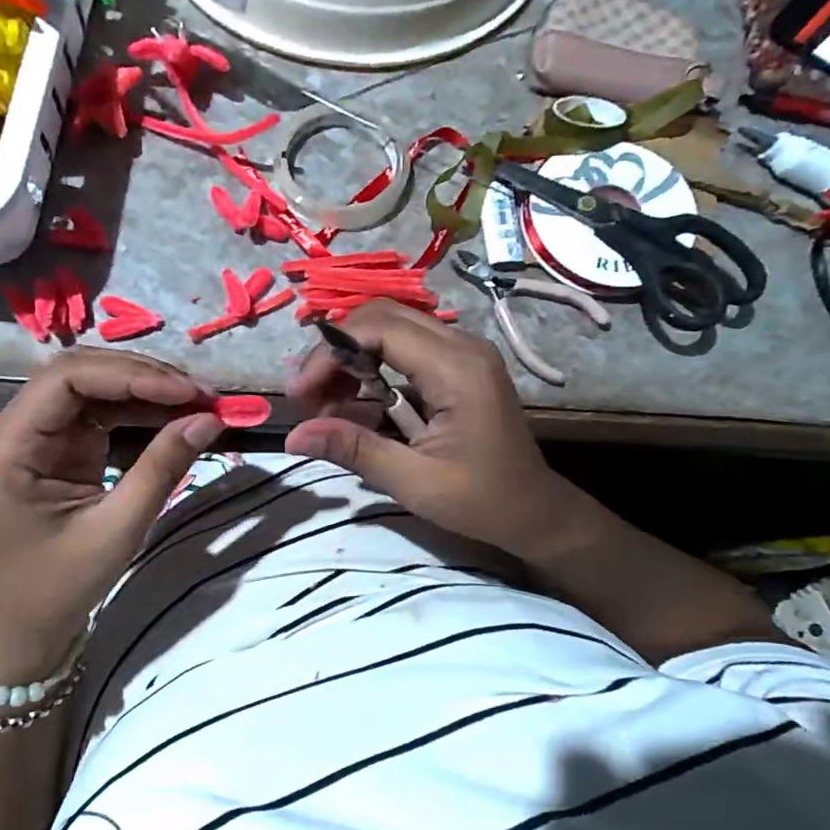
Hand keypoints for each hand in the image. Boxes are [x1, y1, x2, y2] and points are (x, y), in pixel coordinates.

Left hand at [0, 349, 221, 679]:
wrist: (36, 618)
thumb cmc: (65, 580)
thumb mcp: (119, 527)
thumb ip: (162, 468)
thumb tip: (210, 419)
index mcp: (10, 446)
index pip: (67, 380)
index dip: (130, 375)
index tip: (187, 393)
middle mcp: (16, 427)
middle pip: (81, 373)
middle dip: (144, 377)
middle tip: (203, 395)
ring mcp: (39, 432)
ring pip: (96, 385)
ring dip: (148, 389)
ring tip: (199, 402)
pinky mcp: (61, 442)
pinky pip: (103, 409)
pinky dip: (143, 408)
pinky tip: (178, 413)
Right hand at [286, 300, 583, 557]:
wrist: (535, 511)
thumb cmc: (482, 500)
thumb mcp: (415, 482)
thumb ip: (356, 450)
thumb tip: (294, 436)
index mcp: (457, 368)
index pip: (379, 327)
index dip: (330, 352)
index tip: (301, 394)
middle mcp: (462, 346)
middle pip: (383, 318)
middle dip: (336, 352)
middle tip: (309, 398)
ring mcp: (464, 354)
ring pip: (392, 331)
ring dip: (353, 362)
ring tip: (325, 408)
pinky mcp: (460, 368)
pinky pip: (407, 352)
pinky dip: (374, 373)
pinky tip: (355, 408)